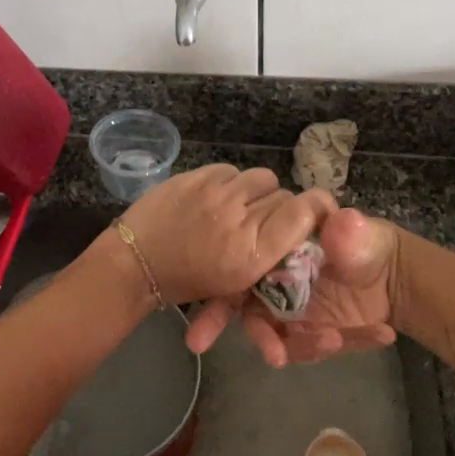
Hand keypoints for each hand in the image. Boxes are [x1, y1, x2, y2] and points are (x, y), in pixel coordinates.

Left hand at [110, 164, 336, 305]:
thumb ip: (270, 260)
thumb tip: (300, 230)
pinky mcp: (197, 177)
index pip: (303, 213)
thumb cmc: (186, 282)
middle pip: (284, 196)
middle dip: (280, 207)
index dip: (317, 207)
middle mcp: (240, 220)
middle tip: (264, 220)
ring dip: (256, 191)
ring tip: (241, 205)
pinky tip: (216, 197)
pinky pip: (231, 170)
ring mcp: (217, 194)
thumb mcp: (235, 285)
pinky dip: (230, 182)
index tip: (318, 210)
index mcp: (253, 255)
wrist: (136, 263)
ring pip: (260, 178)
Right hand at [185, 208, 400, 366]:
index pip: (235, 282)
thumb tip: (342, 220)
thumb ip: (345, 230)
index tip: (196, 339)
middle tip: (274, 356)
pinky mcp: (317, 335)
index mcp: (269, 260)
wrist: (392, 273)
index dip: (215, 310)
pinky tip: (381, 332)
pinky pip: (324, 346)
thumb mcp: (356, 233)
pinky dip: (352, 343)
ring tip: (338, 338)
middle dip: (259, 340)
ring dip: (309, 345)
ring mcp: (295, 316)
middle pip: (253, 320)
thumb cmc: (361, 243)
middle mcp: (273, 290)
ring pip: (288, 339)